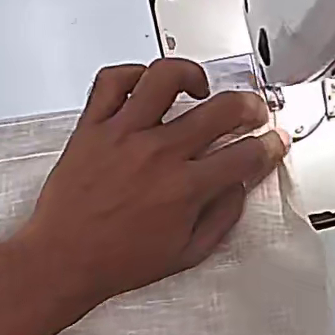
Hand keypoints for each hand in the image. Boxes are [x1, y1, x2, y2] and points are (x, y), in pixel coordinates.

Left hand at [5, 59, 290, 321]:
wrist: (62, 260)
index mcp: (185, 189)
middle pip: (221, 109)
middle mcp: (158, 155)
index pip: (245, 154)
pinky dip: (132, 73)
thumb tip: (238, 187)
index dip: (268, 146)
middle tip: (250, 110)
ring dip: (193, 74)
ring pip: (166, 77)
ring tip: (198, 86)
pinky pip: (111, 81)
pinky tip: (145, 84)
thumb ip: (221, 217)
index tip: (271, 142)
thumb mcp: (185, 254)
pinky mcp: (92, 128)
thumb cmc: (115, 261)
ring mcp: (123, 136)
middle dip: (250, 106)